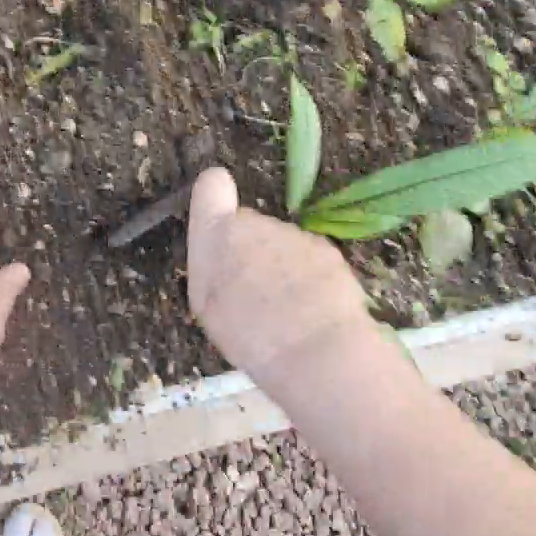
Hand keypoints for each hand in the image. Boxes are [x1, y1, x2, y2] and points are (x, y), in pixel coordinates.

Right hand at [185, 167, 373, 377]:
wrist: (316, 350)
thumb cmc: (248, 333)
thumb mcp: (207, 303)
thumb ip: (211, 265)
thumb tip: (224, 250)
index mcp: (218, 233)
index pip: (211, 185)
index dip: (214, 196)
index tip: (219, 222)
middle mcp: (256, 223)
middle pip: (249, 227)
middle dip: (250, 251)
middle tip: (252, 294)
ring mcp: (295, 234)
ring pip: (282, 246)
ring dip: (281, 268)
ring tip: (285, 312)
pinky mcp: (328, 250)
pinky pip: (311, 260)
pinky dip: (310, 279)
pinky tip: (311, 312)